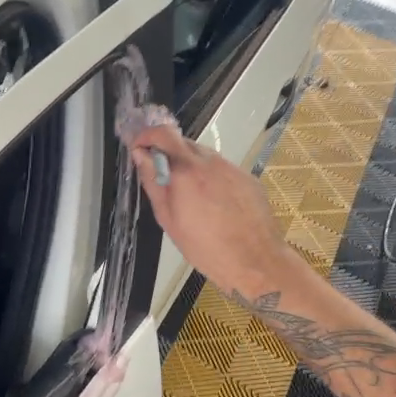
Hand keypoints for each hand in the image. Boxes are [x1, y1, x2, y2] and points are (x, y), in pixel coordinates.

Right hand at [127, 124, 314, 300]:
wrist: (256, 263)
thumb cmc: (204, 247)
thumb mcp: (168, 218)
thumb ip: (153, 182)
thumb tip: (141, 156)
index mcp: (186, 170)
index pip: (163, 133)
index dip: (147, 135)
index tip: (139, 148)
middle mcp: (211, 161)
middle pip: (184, 142)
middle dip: (168, 153)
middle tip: (162, 177)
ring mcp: (233, 168)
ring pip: (204, 156)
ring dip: (190, 166)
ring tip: (190, 196)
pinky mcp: (248, 178)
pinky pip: (222, 169)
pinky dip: (211, 177)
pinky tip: (214, 203)